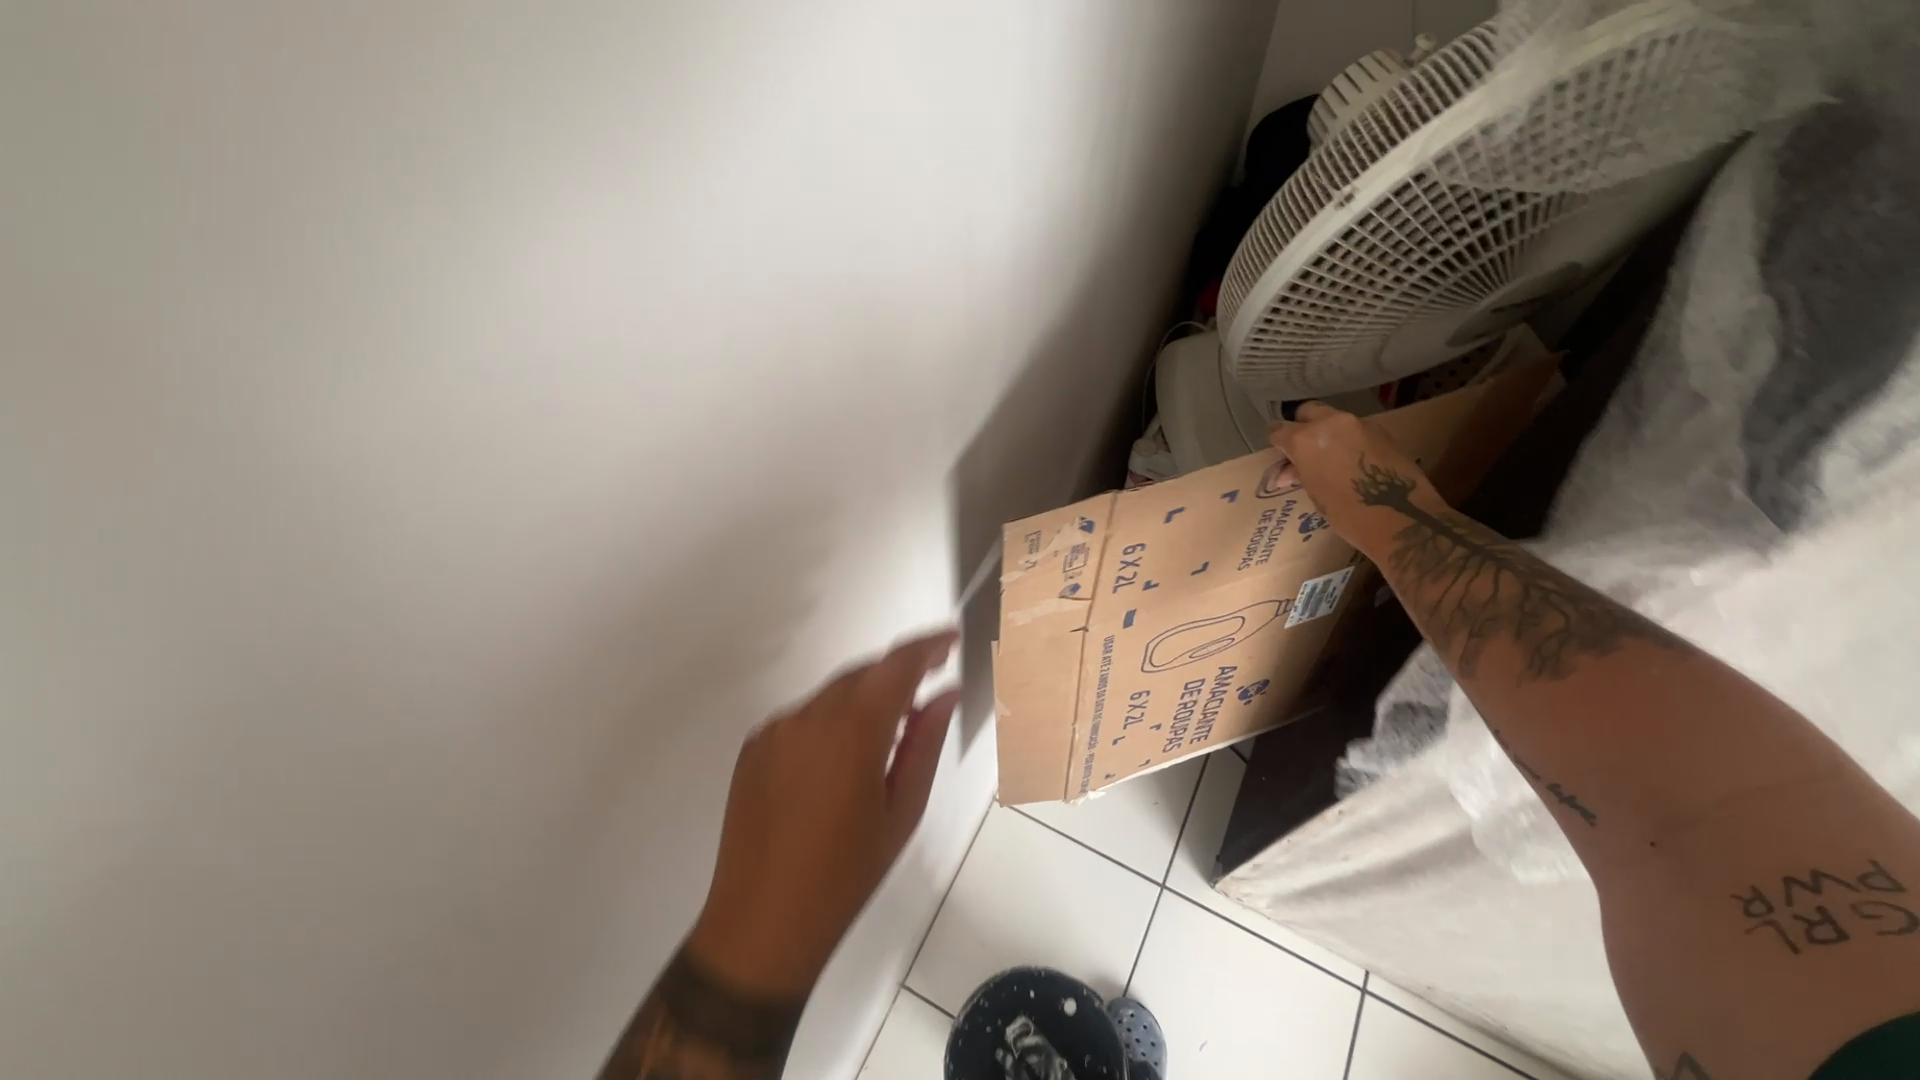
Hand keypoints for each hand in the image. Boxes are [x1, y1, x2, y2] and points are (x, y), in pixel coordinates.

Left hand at [686, 631, 960, 1000]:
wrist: (762, 920)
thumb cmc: (847, 873)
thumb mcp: (902, 810)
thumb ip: (925, 742)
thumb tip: (944, 694)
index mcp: (853, 729)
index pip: (897, 665)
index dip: (927, 646)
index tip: (951, 639)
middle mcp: (809, 716)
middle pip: (863, 674)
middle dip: (898, 674)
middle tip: (929, 689)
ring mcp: (775, 730)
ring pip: (832, 696)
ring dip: (864, 701)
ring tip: (888, 737)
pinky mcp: (753, 748)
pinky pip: (803, 719)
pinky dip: (831, 723)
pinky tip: (841, 765)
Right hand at [1268, 401, 1448, 553]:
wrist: (1402, 517)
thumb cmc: (1347, 514)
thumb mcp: (1315, 494)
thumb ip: (1301, 474)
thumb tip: (1290, 471)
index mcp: (1306, 439)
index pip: (1279, 430)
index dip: (1277, 443)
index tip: (1280, 455)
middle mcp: (1331, 423)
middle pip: (1308, 412)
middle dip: (1302, 426)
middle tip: (1303, 450)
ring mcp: (1360, 424)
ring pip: (1334, 420)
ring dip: (1327, 434)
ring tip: (1330, 459)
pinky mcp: (1382, 431)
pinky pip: (1356, 430)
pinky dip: (1349, 440)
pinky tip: (1353, 461)